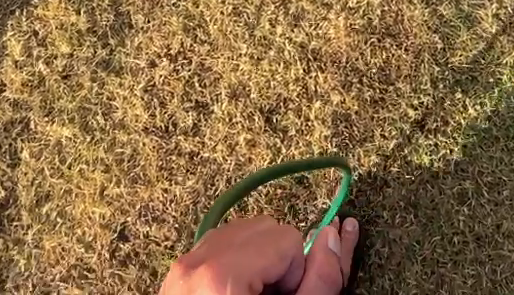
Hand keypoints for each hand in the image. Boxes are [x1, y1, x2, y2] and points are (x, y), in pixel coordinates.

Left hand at [161, 216, 359, 294]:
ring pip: (245, 232)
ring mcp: (185, 264)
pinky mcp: (180, 270)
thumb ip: (318, 284)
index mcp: (222, 276)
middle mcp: (197, 262)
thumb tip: (333, 237)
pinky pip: (223, 242)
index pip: (288, 239)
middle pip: (266, 229)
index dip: (294, 276)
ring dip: (259, 262)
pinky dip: (238, 263)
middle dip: (278, 264)